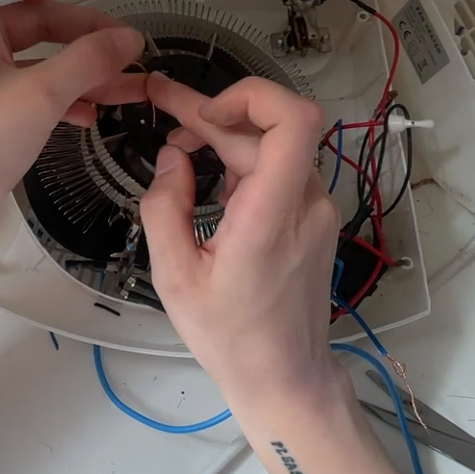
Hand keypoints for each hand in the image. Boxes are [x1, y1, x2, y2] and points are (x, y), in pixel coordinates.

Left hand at [0, 0, 145, 246]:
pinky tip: (91, 118)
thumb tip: (128, 37)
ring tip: (125, 90)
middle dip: (78, 31)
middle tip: (124, 54)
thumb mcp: (40, 96)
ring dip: (78, 70)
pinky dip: (59, 99)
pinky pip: (26, 94)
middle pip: (26, 17)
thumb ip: (88, 61)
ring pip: (33, 61)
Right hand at [140, 73, 341, 400]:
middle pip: (266, 131)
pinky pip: (278, 173)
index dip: (250, 96)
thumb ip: (165, 208)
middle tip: (160, 106)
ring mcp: (314, 211)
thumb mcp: (174, 277)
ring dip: (225, 140)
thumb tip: (172, 158)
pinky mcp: (311, 220)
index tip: (204, 111)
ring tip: (178, 150)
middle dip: (210, 115)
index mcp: (271, 216)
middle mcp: (305, 204)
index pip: (293, 121)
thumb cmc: (229, 337)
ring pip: (271, 149)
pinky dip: (242, 164)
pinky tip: (210, 184)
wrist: (284, 377)